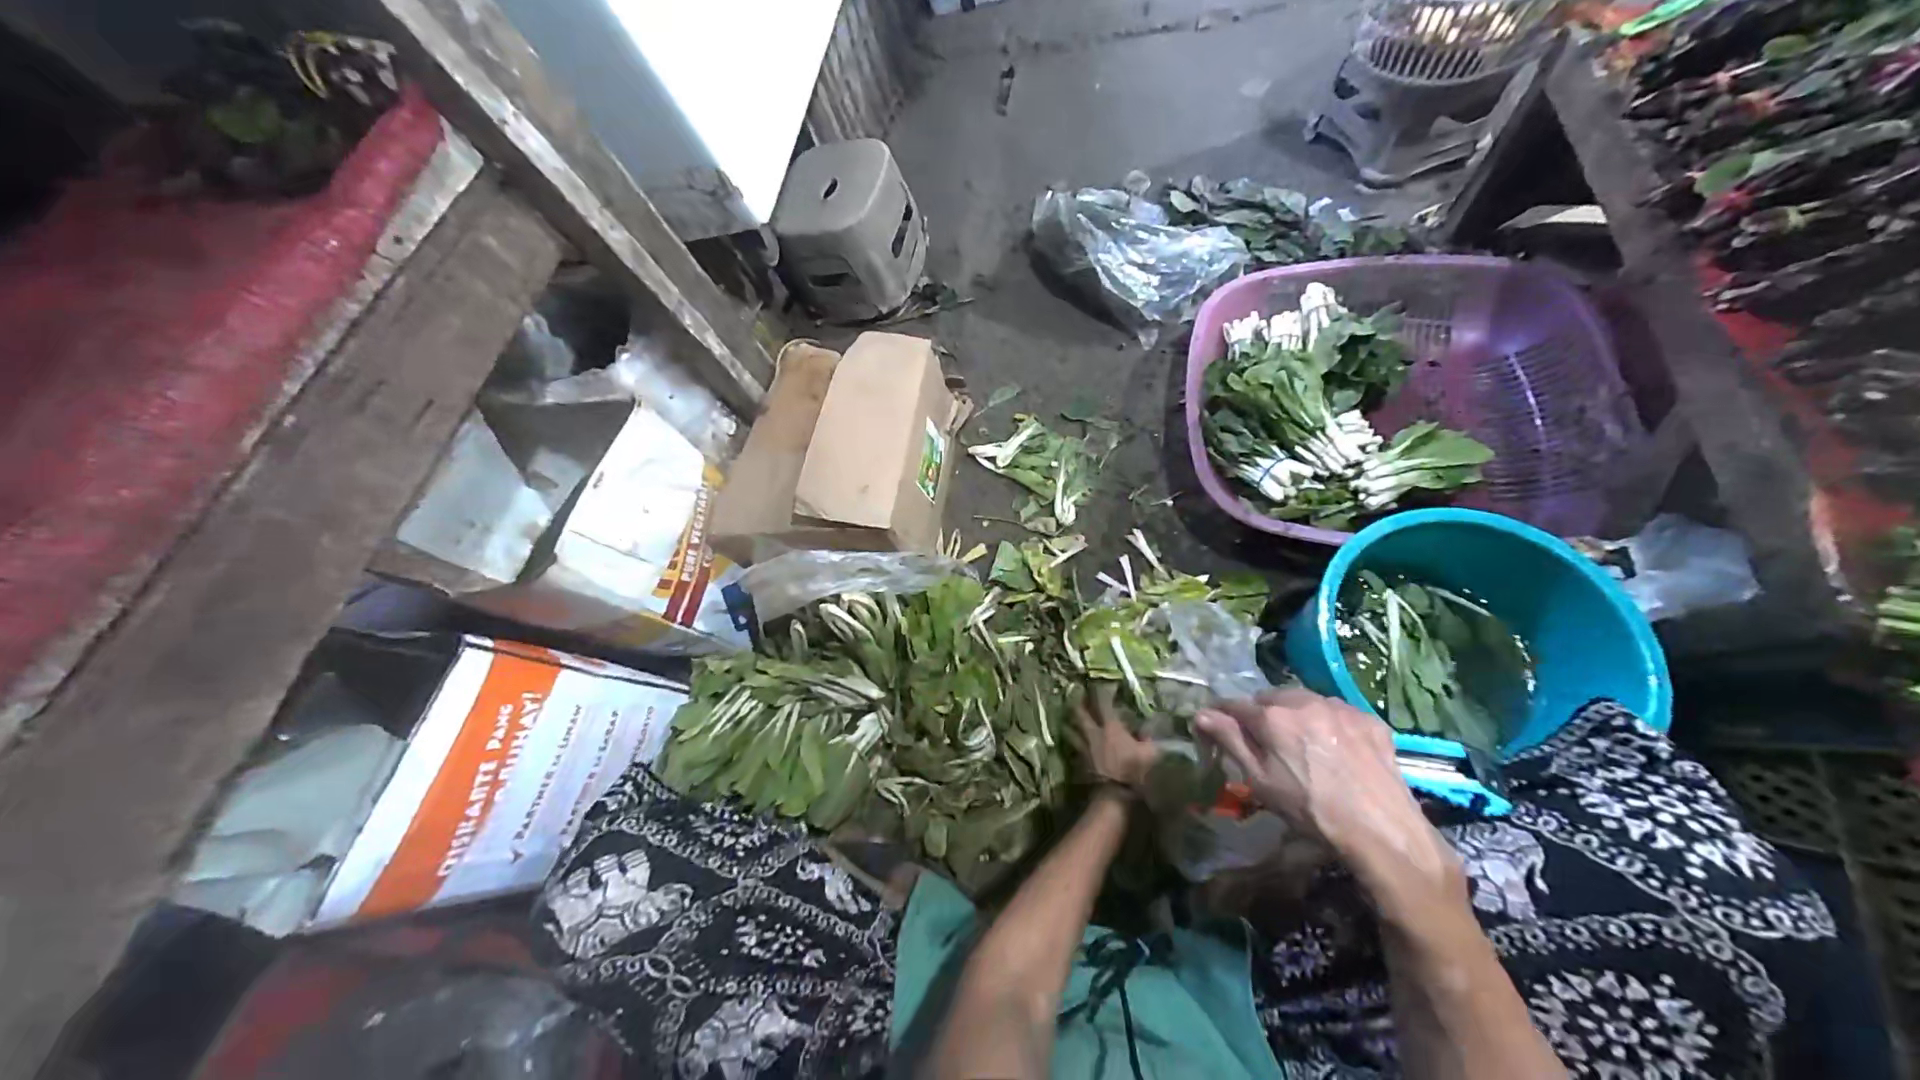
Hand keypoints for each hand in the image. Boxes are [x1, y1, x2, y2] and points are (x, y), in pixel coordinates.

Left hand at [1076, 686, 1159, 791]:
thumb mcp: (1150, 752)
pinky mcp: (1079, 760)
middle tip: (1078, 694)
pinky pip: (1073, 746)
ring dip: (1070, 722)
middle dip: (1078, 702)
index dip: (1103, 691)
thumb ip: (1148, 738)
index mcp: (1110, 727)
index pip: (1103, 703)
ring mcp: (1084, 747)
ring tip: (1070, 717)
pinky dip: (1072, 740)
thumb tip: (1146, 729)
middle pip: (1080, 712)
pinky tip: (1074, 740)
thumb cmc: (1135, 770)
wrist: (1115, 794)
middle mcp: (1093, 732)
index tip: (1104, 684)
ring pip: (1071, 729)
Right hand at [1191, 688, 1462, 919]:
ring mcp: (1338, 706)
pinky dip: (1327, 722)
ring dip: (1295, 714)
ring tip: (1302, 745)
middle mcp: (1303, 701)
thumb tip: (1200, 713)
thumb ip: (1230, 740)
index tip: (1220, 730)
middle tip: (1267, 744)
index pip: (1234, 704)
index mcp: (1272, 717)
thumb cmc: (1310, 809)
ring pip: (1303, 700)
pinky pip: (1334, 710)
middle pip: (1269, 698)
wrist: (1380, 830)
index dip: (1223, 716)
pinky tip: (1333, 749)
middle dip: (1262, 714)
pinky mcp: (1367, 717)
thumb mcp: (1261, 780)